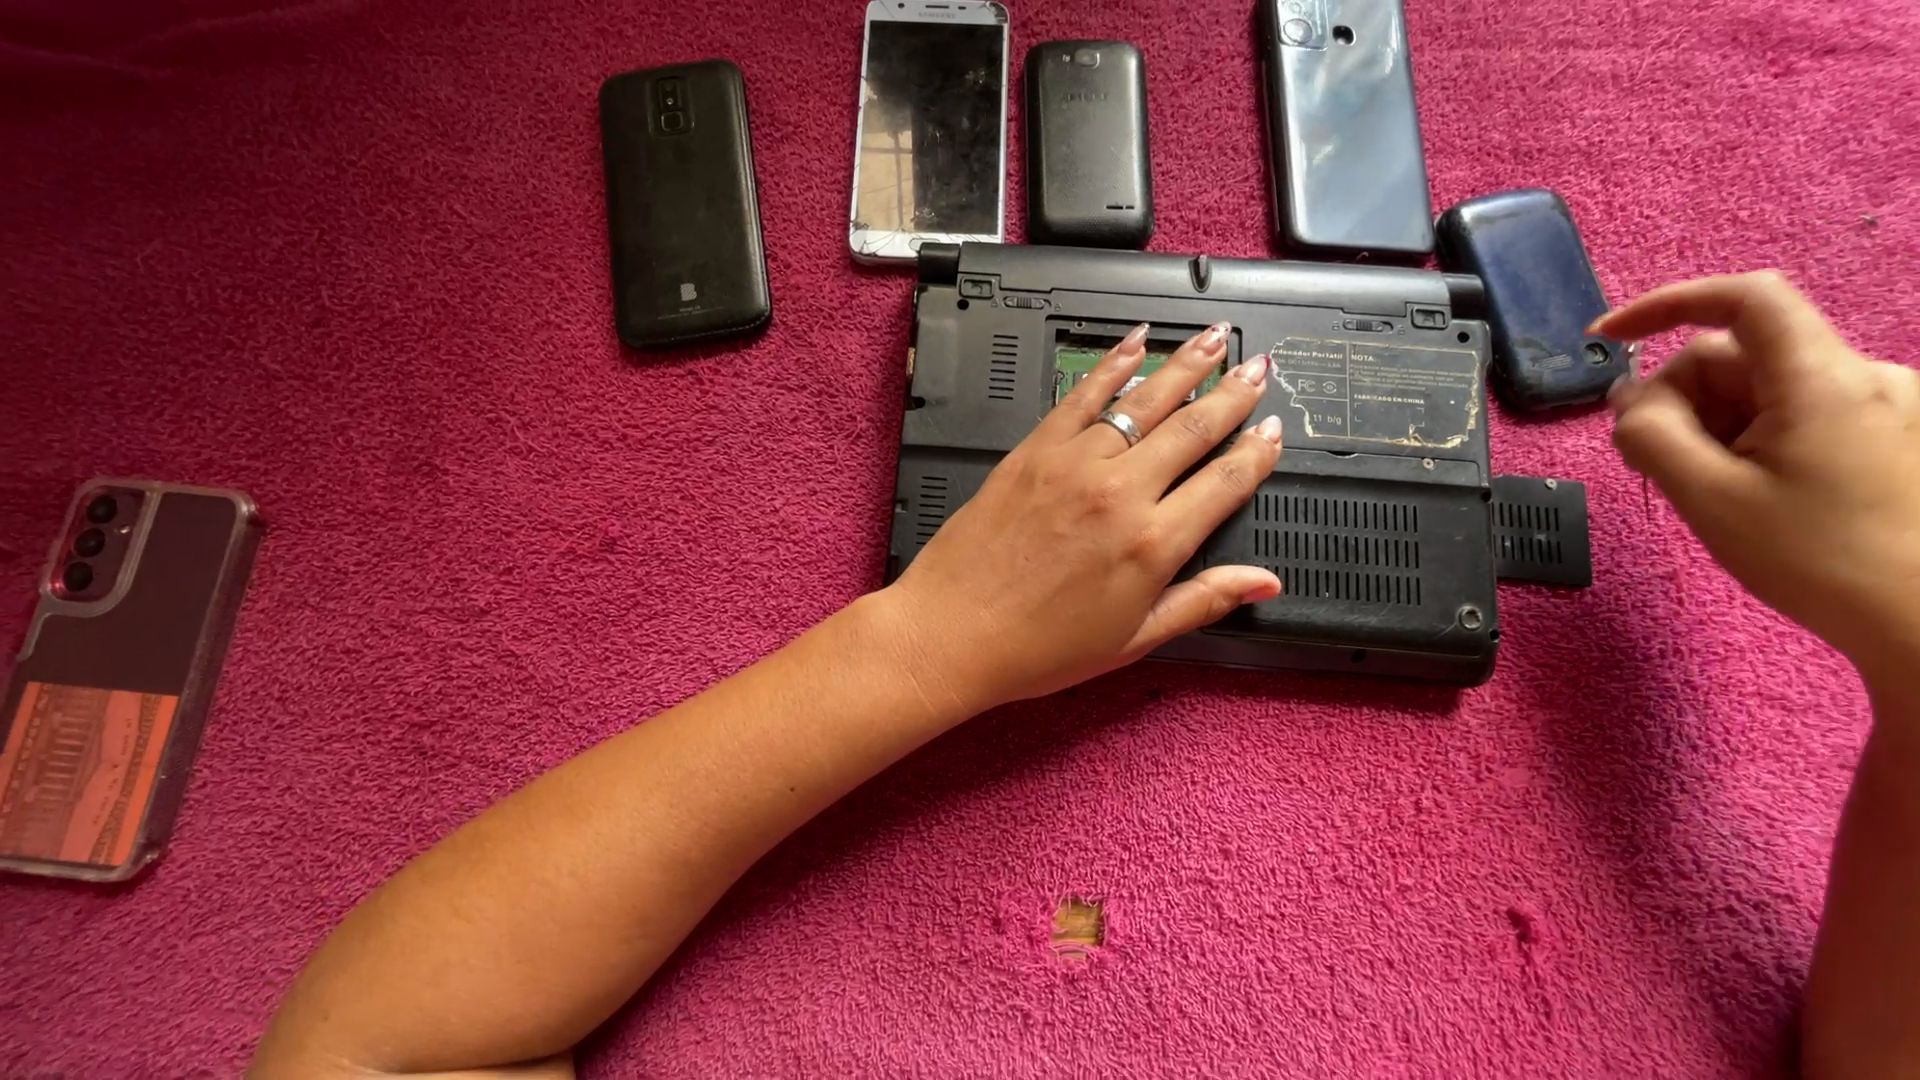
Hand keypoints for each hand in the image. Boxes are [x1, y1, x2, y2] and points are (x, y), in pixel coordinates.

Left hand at [882, 322, 1283, 712]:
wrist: (952, 632)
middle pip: (1193, 428)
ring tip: (1216, 339)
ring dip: (1185, 365)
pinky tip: (1136, 342)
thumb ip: (1202, 601)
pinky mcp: (1034, 451)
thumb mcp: (1133, 639)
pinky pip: (1081, 395)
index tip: (1273, 431)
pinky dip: (1112, 365)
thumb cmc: (1038, 647)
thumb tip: (1264, 582)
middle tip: (1259, 367)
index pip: (1224, 483)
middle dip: (1234, 394)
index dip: (1257, 453)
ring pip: (1143, 401)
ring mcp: (1074, 464)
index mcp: (1152, 544)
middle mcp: (1119, 493)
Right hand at [1598, 271, 1919, 683]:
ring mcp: (1881, 406)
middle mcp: (1860, 377)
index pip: (1744, 300)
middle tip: (1655, 464)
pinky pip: (1791, 413)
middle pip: (1737, 356)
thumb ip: (1651, 435)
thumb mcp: (1707, 497)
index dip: (1666, 303)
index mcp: (1821, 381)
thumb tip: (1627, 398)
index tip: (1605, 336)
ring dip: (1709, 425)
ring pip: (1758, 389)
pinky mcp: (1887, 435)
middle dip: (1678, 398)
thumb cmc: (1815, 558)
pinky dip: (1745, 439)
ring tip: (1705, 489)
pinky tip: (1745, 491)